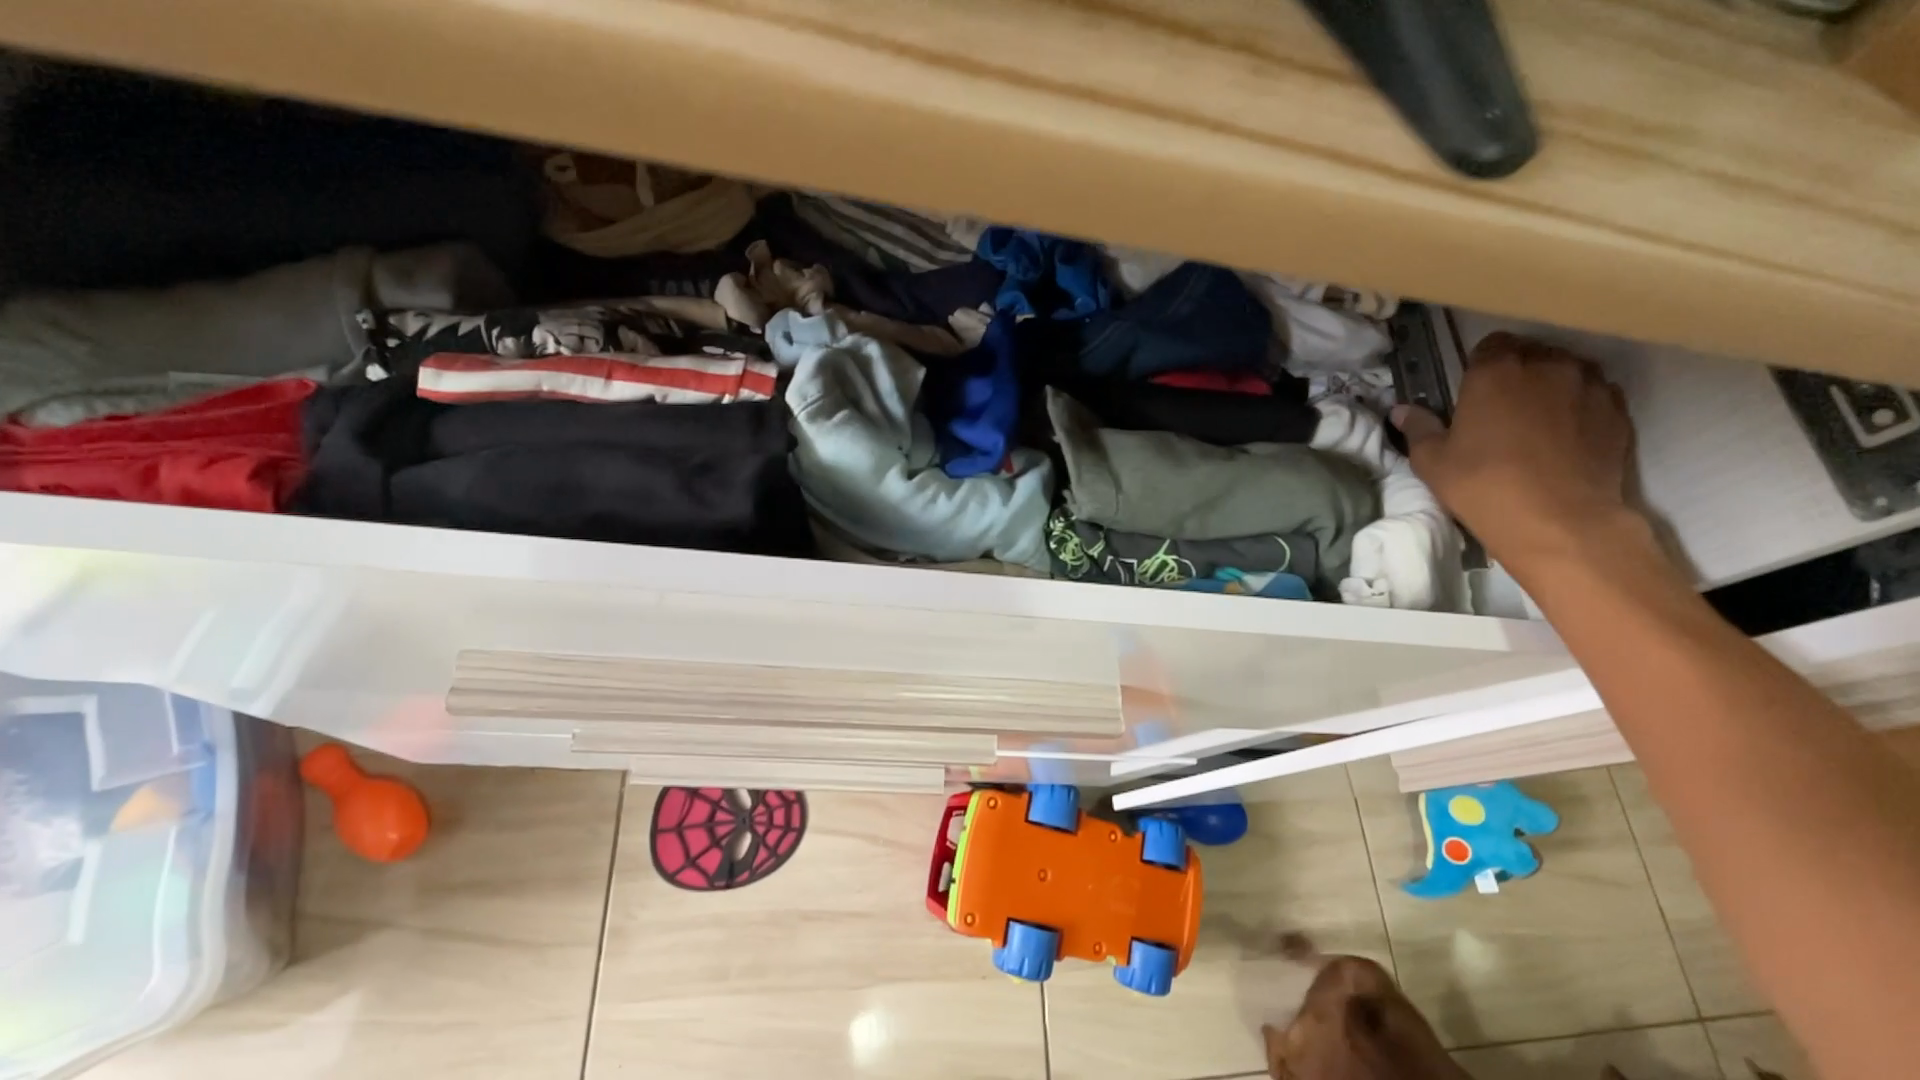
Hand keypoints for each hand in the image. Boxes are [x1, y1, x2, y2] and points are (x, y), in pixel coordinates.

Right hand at [1392, 332, 1644, 578]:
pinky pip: (1595, 396)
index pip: (1490, 344)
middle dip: (1519, 372)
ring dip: (1553, 386)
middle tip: (1504, 408)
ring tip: (1541, 420)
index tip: (1474, 391)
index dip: (1481, 365)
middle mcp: (1547, 365)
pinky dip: (1581, 407)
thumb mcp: (1433, 462)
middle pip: (1532, 353)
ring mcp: (1589, 385)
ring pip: (1568, 371)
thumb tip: (1402, 411)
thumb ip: (1419, 429)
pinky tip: (1568, 436)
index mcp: (1496, 369)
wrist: (1559, 520)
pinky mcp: (1617, 411)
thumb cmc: (1484, 485)